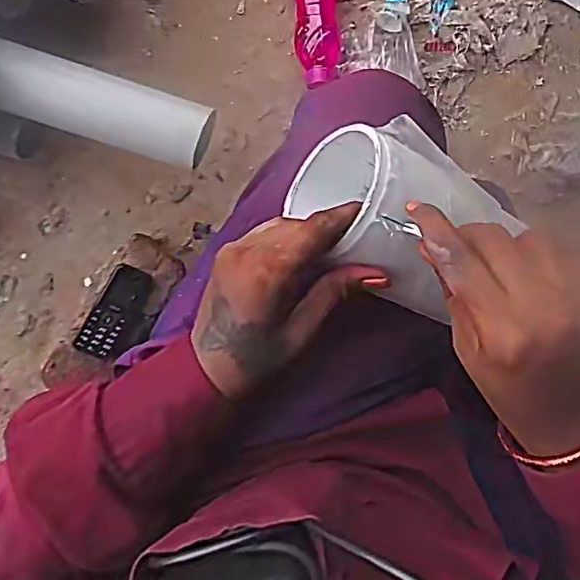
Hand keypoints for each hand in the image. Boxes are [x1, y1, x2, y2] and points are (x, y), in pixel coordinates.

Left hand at [190, 203, 387, 400]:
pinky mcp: (226, 252)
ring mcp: (233, 249)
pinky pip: (263, 232)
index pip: (312, 229)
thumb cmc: (255, 359)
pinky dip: (285, 235)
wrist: (206, 369)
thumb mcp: (302, 329)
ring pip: (280, 225)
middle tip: (352, 236)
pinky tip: (297, 251)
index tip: (361, 210)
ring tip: (327, 246)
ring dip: (305, 230)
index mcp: (268, 271)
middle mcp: (246, 251)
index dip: (340, 217)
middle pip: (297, 224)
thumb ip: (334, 291)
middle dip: (326, 226)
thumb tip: (373, 273)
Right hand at [405, 203, 579, 456]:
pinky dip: (544, 257)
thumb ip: (453, 293)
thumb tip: (433, 246)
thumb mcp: (467, 350)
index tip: (419, 208)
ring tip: (507, 269)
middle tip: (463, 248)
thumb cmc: (510, 391)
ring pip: (532, 237)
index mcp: (503, 330)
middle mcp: (545, 308)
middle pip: (496, 239)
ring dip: (511, 246)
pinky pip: (566, 252)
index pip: (461, 260)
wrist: (576, 425)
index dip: (437, 228)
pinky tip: (539, 278)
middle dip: (471, 236)